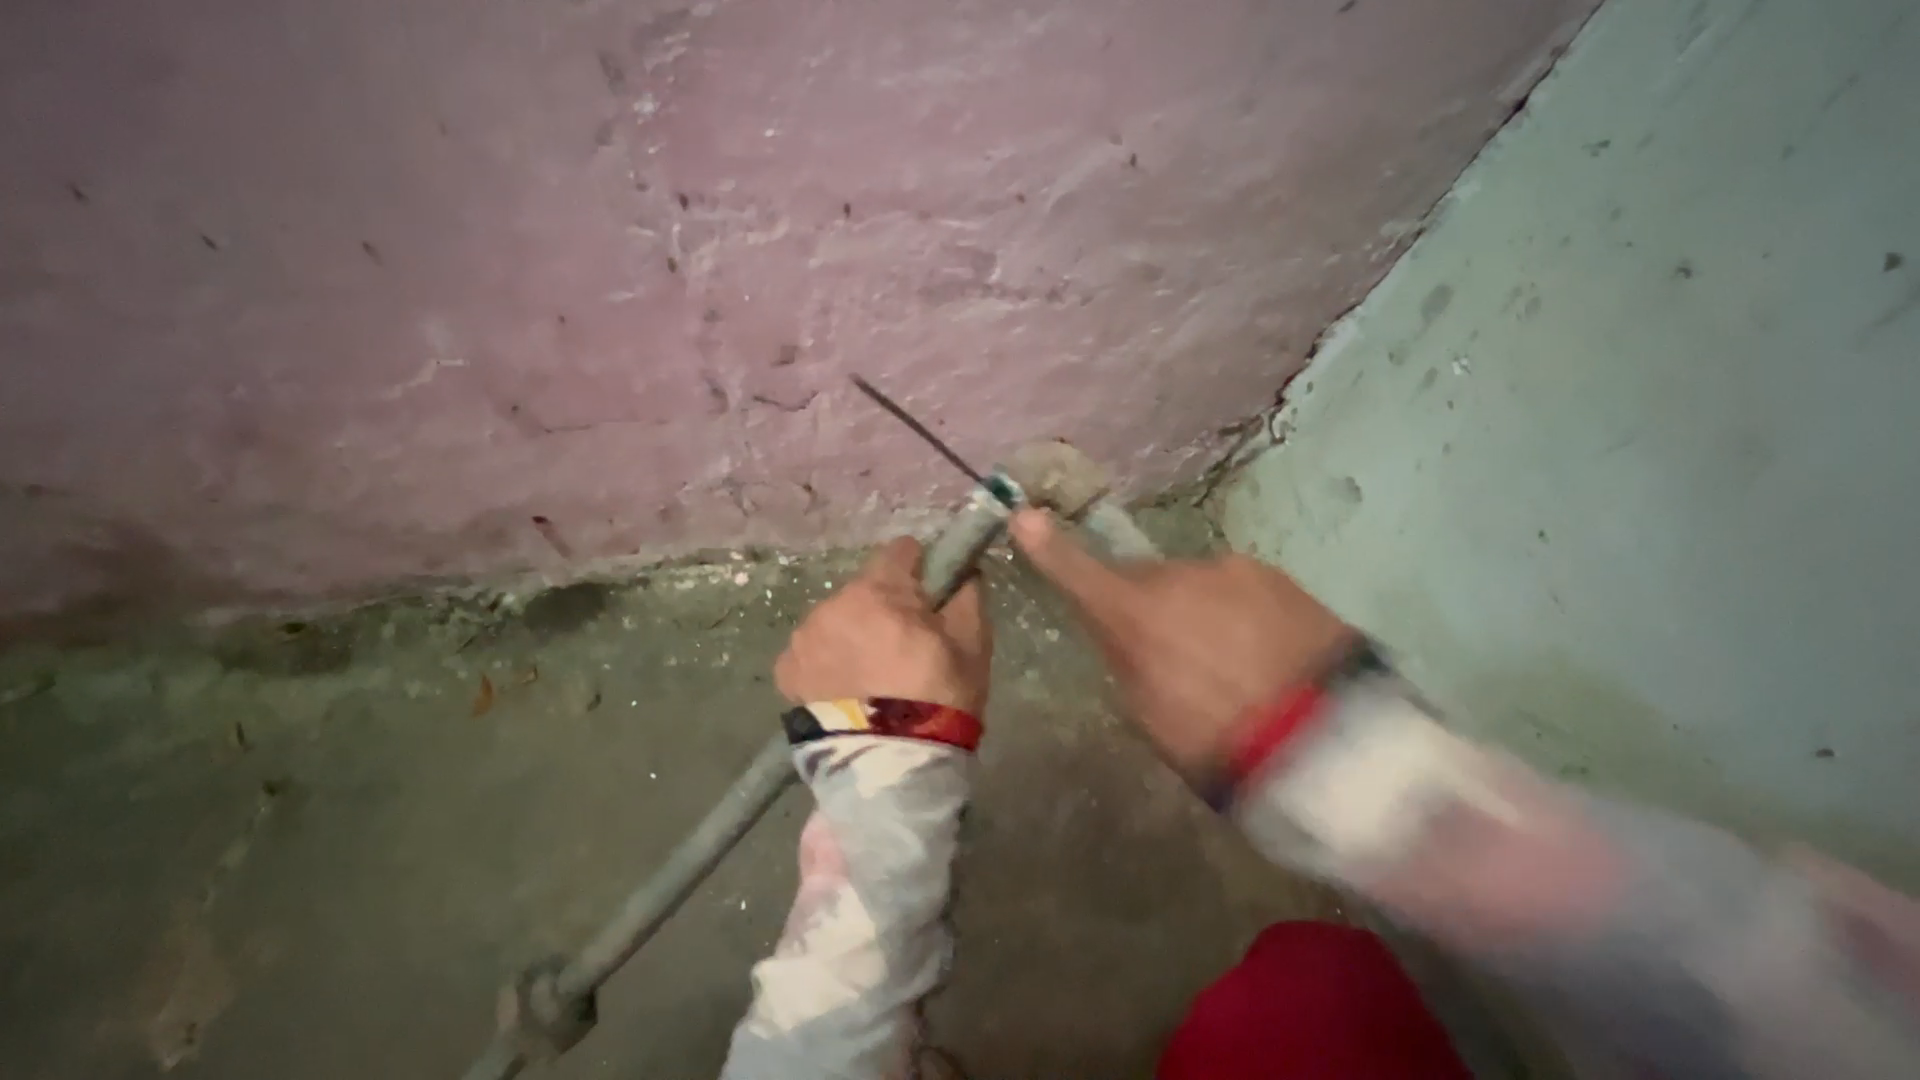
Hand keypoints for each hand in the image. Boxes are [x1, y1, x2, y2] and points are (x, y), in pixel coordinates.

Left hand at [775, 536, 992, 714]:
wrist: (891, 767)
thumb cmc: (939, 698)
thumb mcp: (974, 644)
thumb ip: (969, 594)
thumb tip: (964, 570)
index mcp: (880, 589)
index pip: (900, 551)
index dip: (919, 569)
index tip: (929, 595)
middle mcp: (833, 603)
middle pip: (865, 590)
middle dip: (883, 608)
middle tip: (904, 648)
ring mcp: (804, 638)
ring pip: (835, 620)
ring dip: (852, 635)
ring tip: (872, 677)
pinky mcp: (786, 672)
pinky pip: (812, 653)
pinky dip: (827, 664)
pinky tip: (846, 692)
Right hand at [1009, 510, 1355, 775]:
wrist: (1327, 741)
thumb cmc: (1217, 741)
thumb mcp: (1149, 716)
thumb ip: (1127, 662)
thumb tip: (1124, 635)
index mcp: (1135, 614)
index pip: (1078, 573)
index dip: (1048, 547)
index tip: (1023, 517)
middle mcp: (1179, 576)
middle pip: (1148, 583)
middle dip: (1153, 609)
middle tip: (1179, 660)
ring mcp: (1234, 571)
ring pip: (1200, 586)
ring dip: (1205, 612)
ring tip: (1238, 666)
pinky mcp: (1282, 579)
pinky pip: (1244, 592)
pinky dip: (1245, 616)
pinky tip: (1270, 655)